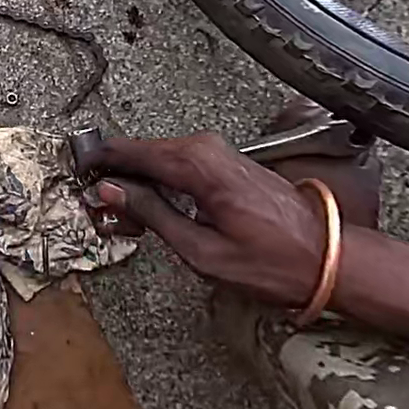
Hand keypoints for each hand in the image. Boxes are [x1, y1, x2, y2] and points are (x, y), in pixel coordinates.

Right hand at [90, 132, 373, 306]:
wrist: (331, 257)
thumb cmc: (272, 261)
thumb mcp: (200, 249)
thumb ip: (150, 214)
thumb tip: (110, 192)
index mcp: (196, 165)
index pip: (130, 152)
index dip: (99, 161)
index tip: (77, 171)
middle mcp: (204, 148)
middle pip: (142, 152)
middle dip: (116, 174)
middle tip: (96, 203)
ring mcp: (216, 151)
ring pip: (158, 157)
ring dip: (137, 179)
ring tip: (121, 212)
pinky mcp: (224, 161)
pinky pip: (177, 162)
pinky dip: (158, 180)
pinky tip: (152, 206)